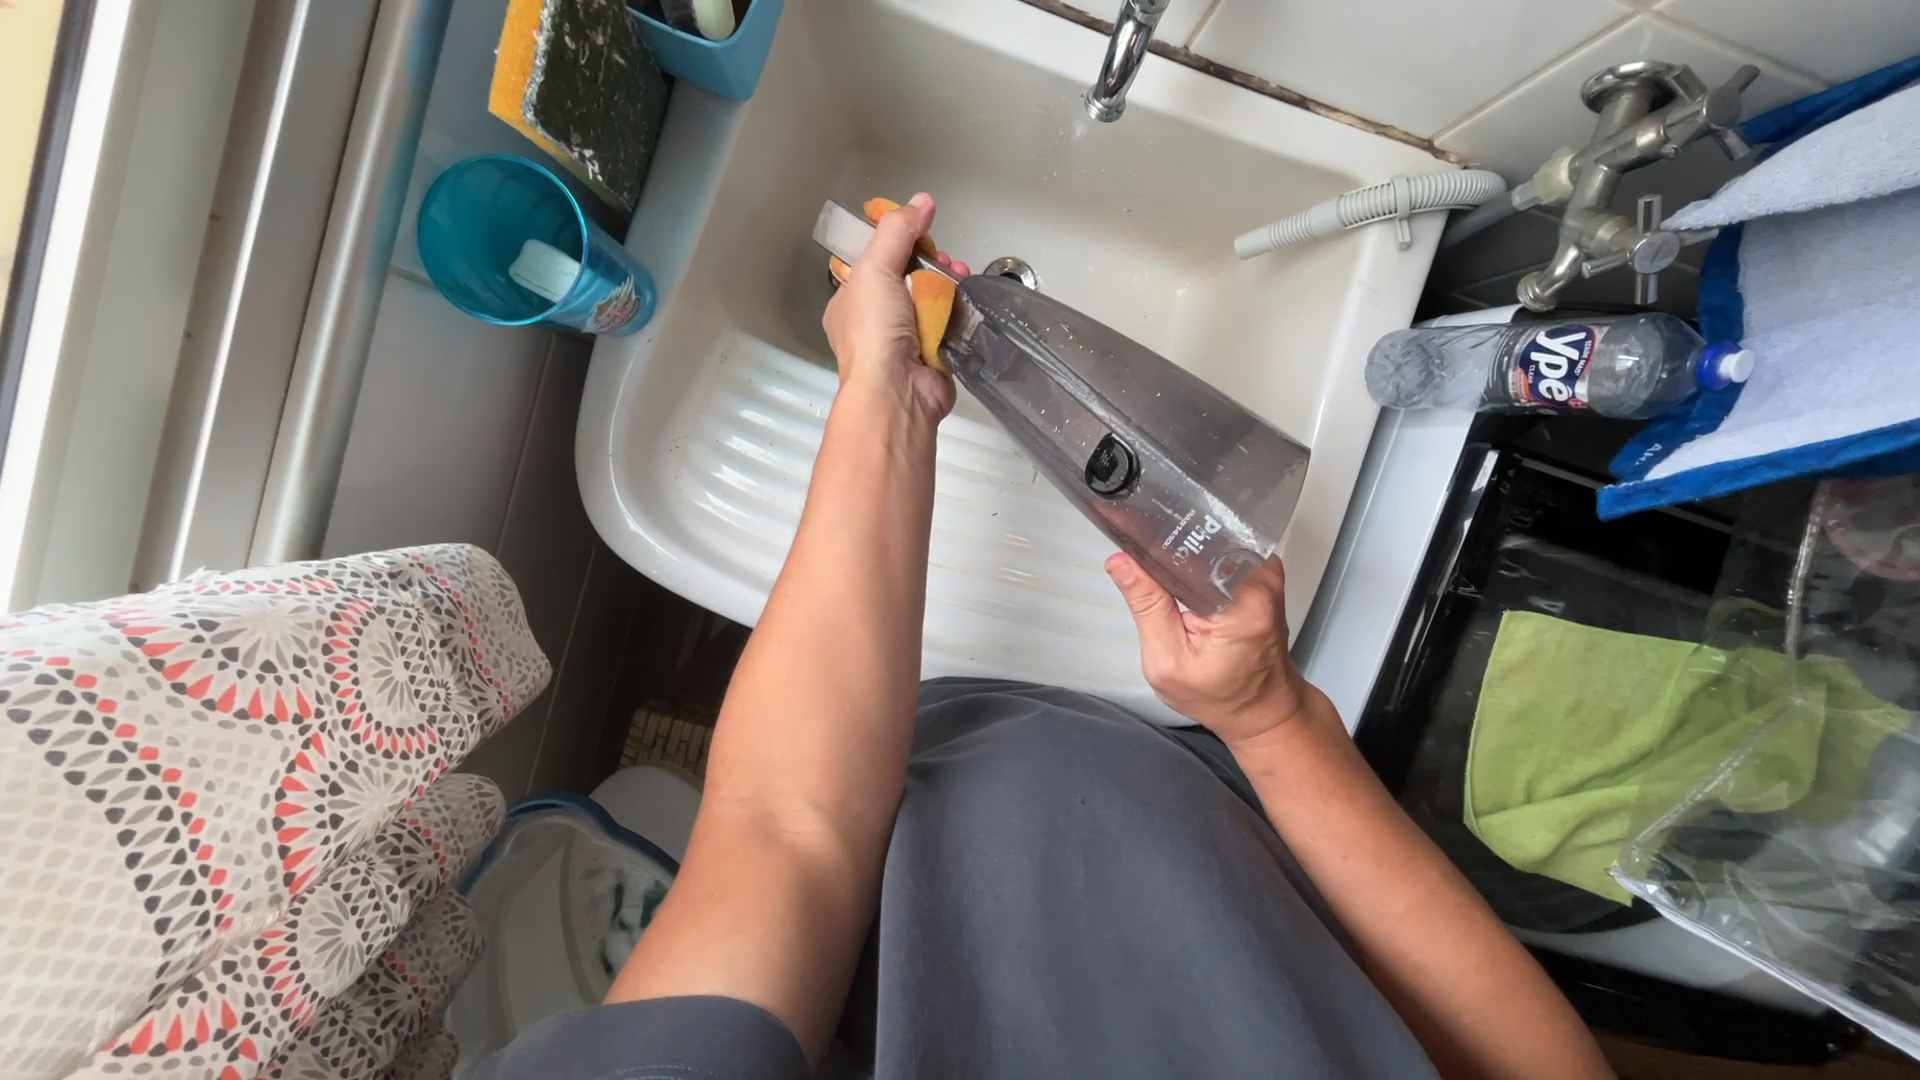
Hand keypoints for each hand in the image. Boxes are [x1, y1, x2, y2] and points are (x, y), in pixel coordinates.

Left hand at [822, 193, 968, 422]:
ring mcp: (904, 339)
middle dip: (928, 261)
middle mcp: (875, 322)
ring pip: (930, 298)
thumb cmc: (874, 332)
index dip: (896, 244)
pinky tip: (966, 297)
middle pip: (906, 277)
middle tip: (941, 257)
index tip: (916, 234)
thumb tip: (922, 202)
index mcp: (850, 302)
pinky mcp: (933, 353)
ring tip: (958, 271)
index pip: (874, 262)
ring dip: (947, 280)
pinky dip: (958, 308)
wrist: (897, 390)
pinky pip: (947, 322)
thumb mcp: (875, 269)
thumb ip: (897, 232)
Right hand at [1105, 553, 1326, 746]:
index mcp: (1241, 601)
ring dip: (1181, 554)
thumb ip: (1146, 606)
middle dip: (1166, 547)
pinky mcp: (1263, 575)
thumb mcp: (1167, 661)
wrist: (1263, 709)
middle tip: (1137, 563)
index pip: (1189, 550)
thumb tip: (1120, 562)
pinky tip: (1179, 576)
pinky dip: (1197, 561)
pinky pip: (1221, 554)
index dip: (1154, 544)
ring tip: (1156, 571)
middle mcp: (1261, 579)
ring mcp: (1266, 574)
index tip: (1127, 538)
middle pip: (1202, 541)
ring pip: (1210, 544)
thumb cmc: (1220, 695)